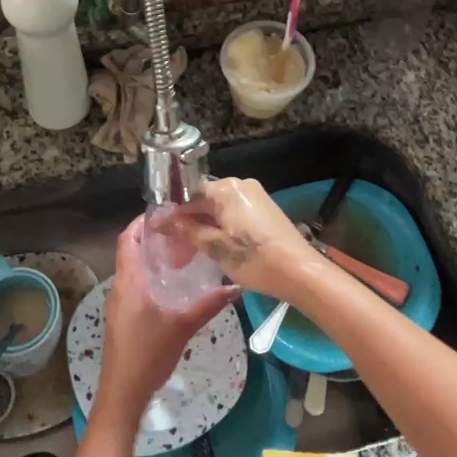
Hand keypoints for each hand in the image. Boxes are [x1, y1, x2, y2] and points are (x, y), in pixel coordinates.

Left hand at [96, 216, 239, 420]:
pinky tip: (172, 287)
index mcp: (129, 282)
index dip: (141, 222)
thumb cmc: (148, 354)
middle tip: (180, 231)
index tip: (164, 213)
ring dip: (151, 259)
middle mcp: (120, 288)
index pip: (127, 239)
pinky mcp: (122, 320)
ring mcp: (119, 305)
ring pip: (132, 271)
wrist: (123, 394)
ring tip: (180, 254)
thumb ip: (209, 304)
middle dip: (151, 238)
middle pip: (130, 252)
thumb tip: (236, 286)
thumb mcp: (183, 326)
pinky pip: (134, 287)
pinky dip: (150, 278)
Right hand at [178, 177, 325, 303]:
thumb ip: (190, 232)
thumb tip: (168, 222)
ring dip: (204, 225)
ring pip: (219, 208)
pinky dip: (221, 226)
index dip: (173, 212)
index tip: (158, 228)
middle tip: (171, 243)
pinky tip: (212, 244)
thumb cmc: (254, 258)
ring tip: (188, 248)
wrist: (298, 271)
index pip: (190, 194)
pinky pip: (234, 213)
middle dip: (188, 220)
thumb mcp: (216, 248)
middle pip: (205, 199)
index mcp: (227, 188)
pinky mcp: (264, 210)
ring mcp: (255, 196)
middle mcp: (241, 185)